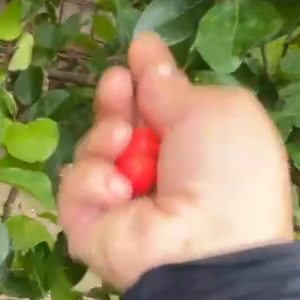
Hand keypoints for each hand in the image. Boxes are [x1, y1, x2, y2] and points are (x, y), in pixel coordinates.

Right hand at [57, 34, 295, 290]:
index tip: (135, 53)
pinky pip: (74, 186)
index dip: (143, 80)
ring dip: (104, 141)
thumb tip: (145, 55)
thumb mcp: (214, 112)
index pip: (154, 106)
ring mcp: (113, 199)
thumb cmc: (224, 173)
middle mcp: (149, 170)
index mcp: (188, 143)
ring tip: (122, 148)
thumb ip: (172, 88)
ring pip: (91, 151)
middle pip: (116, 124)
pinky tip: (117, 192)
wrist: (200, 246)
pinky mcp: (83, 224)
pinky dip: (92, 183)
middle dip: (115, 102)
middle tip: (115, 85)